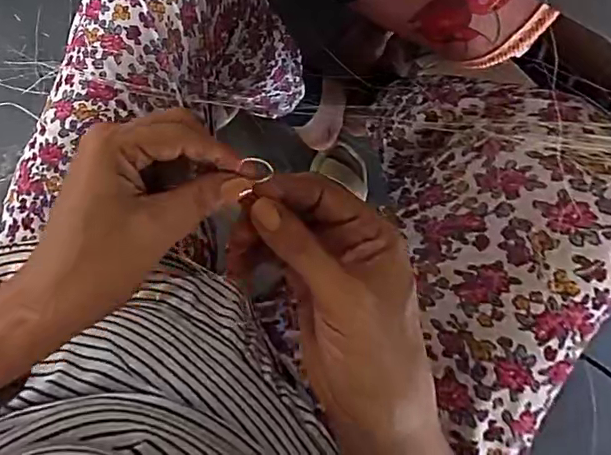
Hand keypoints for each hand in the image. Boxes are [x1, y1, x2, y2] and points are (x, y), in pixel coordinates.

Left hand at [0, 109, 252, 356]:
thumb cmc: (100, 263)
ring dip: (189, 164)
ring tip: (219, 193)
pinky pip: (146, 161)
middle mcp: (106, 136)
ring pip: (160, 145)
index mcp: (113, 140)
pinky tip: (190, 197)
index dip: (218, 151)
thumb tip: (242, 180)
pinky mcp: (104, 172)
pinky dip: (171, 175)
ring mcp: (102, 153)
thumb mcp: (156, 228)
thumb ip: (200, 198)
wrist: (52, 296)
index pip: (178, 132)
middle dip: (204, 152)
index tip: (254, 173)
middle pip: (169, 129)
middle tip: (238, 183)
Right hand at [230, 173, 447, 454]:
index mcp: (369, 234)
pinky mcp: (302, 280)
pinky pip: (271, 252)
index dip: (283, 188)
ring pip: (278, 227)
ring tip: (234, 253)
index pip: (321, 193)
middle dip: (262, 213)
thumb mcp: (341, 297)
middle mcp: (346, 239)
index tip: (246, 193)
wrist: (376, 421)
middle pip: (295, 206)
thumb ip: (300, 247)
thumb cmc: (375, 355)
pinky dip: (252, 255)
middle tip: (235, 228)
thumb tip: (258, 202)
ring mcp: (322, 259)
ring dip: (253, 234)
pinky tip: (239, 267)